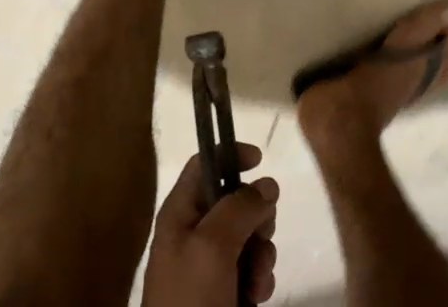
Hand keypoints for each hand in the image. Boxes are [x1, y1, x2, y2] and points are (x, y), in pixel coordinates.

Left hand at [142, 143, 279, 306]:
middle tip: (263, 235)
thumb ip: (240, 207)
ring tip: (257, 281)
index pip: (204, 163)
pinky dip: (259, 278)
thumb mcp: (213, 246)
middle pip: (235, 200)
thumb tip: (267, 183)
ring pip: (249, 236)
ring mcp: (209, 263)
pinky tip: (256, 297)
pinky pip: (251, 268)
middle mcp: (193, 232)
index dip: (231, 154)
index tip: (261, 161)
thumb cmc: (190, 298)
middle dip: (257, 217)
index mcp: (180, 213)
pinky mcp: (223, 289)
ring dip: (262, 254)